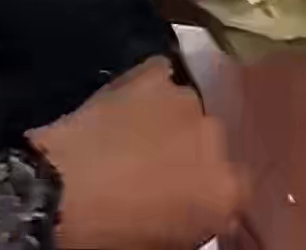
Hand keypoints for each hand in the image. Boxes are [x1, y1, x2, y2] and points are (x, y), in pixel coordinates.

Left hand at [29, 57, 244, 249]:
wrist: (65, 188)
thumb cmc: (117, 230)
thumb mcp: (172, 240)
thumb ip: (202, 214)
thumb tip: (201, 200)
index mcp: (225, 188)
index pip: (240, 185)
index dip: (216, 188)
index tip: (196, 193)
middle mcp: (215, 135)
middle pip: (215, 139)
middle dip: (195, 150)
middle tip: (165, 163)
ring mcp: (185, 97)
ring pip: (189, 105)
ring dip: (174, 118)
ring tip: (143, 130)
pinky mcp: (153, 71)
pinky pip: (163, 74)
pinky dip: (153, 87)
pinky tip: (133, 102)